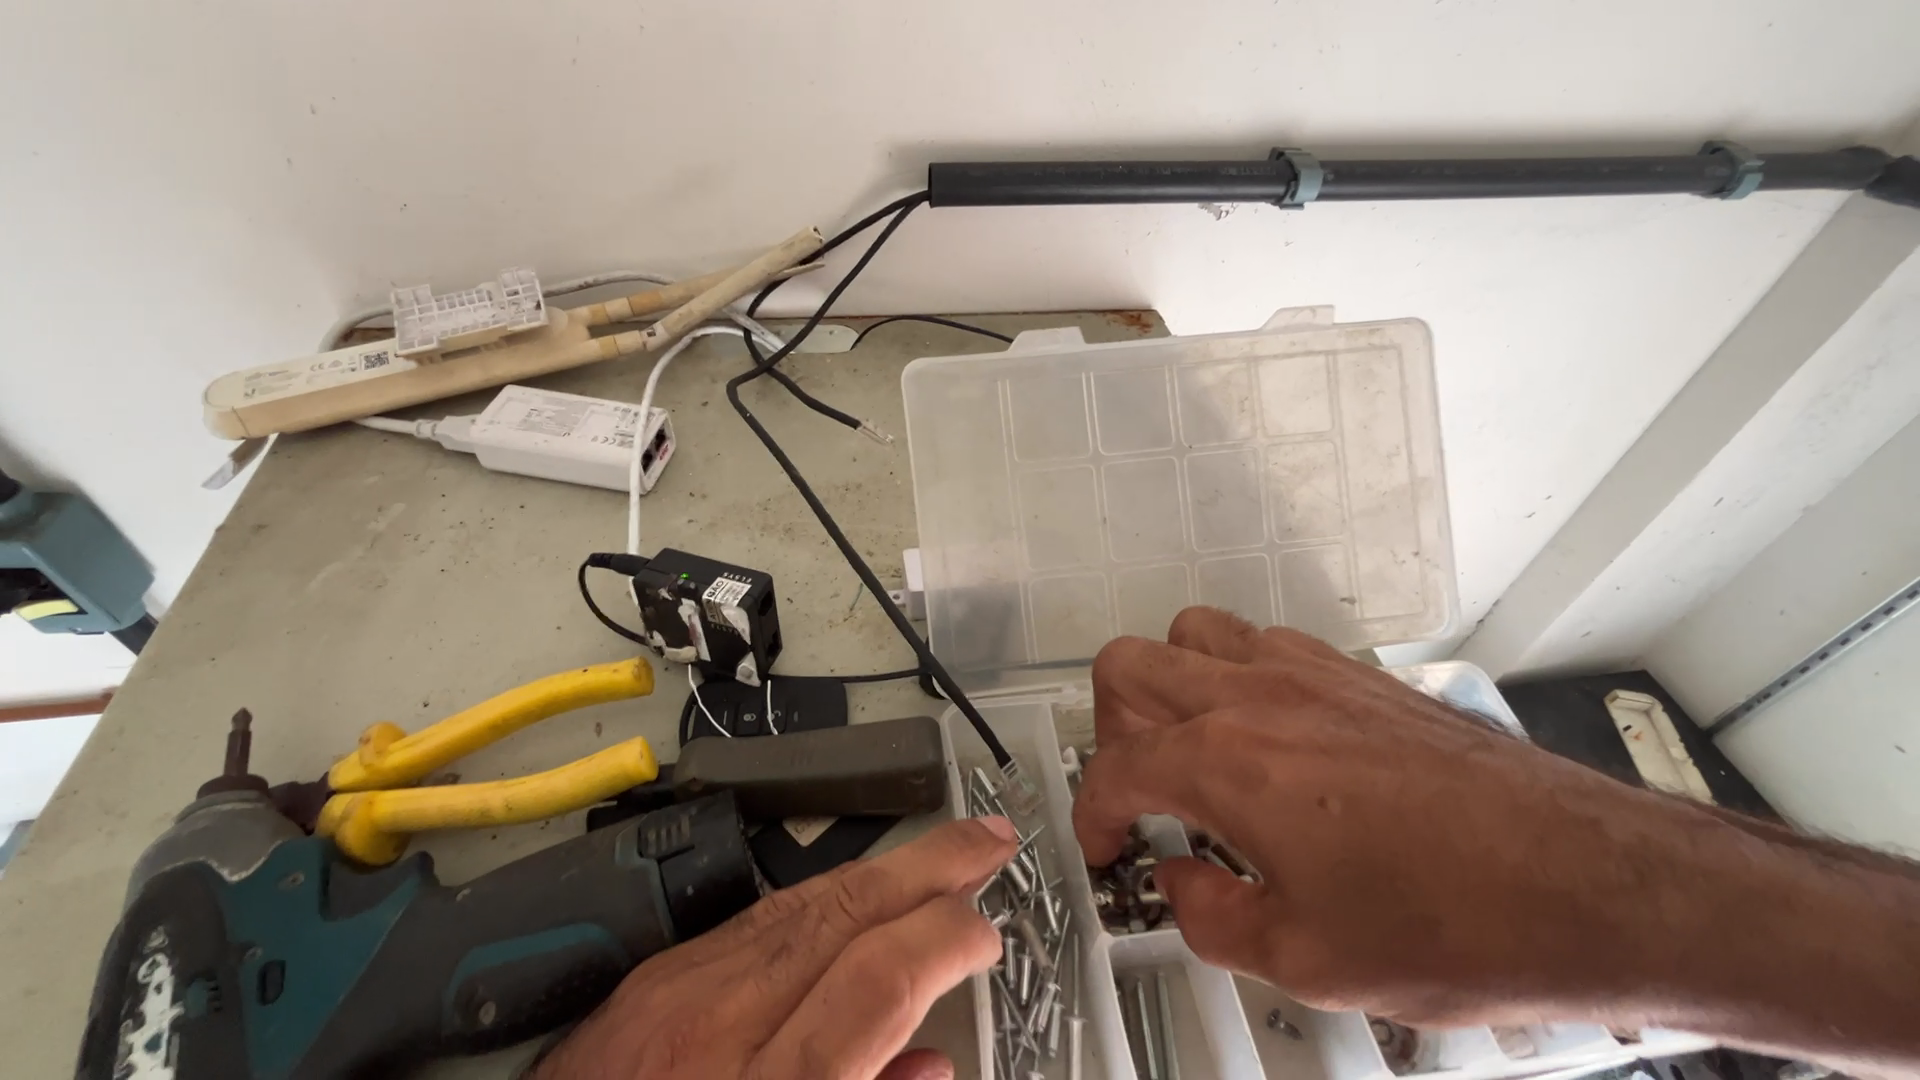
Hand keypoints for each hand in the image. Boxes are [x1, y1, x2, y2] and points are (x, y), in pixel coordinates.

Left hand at [533, 817, 1017, 1079]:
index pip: (876, 984)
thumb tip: (931, 1065)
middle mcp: (716, 1030)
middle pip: (844, 915)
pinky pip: (762, 913)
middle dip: (930, 865)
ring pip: (806, 899)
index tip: (986, 933)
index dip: (946, 940)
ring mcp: (676, 990)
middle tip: (989, 838)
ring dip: (886, 868)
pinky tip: (865, 887)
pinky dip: (830, 892)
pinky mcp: (656, 975)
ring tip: (943, 851)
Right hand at [1071, 606, 1911, 1043]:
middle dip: (1111, 729)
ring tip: (1196, 747)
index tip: (1108, 849)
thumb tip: (1179, 881)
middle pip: (1127, 666)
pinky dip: (1233, 674)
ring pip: (1189, 633)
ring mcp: (1305, 670)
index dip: (1092, 815)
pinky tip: (1269, 734)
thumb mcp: (1308, 961)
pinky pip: (1258, 639)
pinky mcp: (1354, 670)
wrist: (1598, 884)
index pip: (1114, 769)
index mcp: (1226, 763)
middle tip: (1141, 788)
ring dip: (1170, 684)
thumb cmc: (1455, 927)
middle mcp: (1252, 695)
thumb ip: (1209, 918)